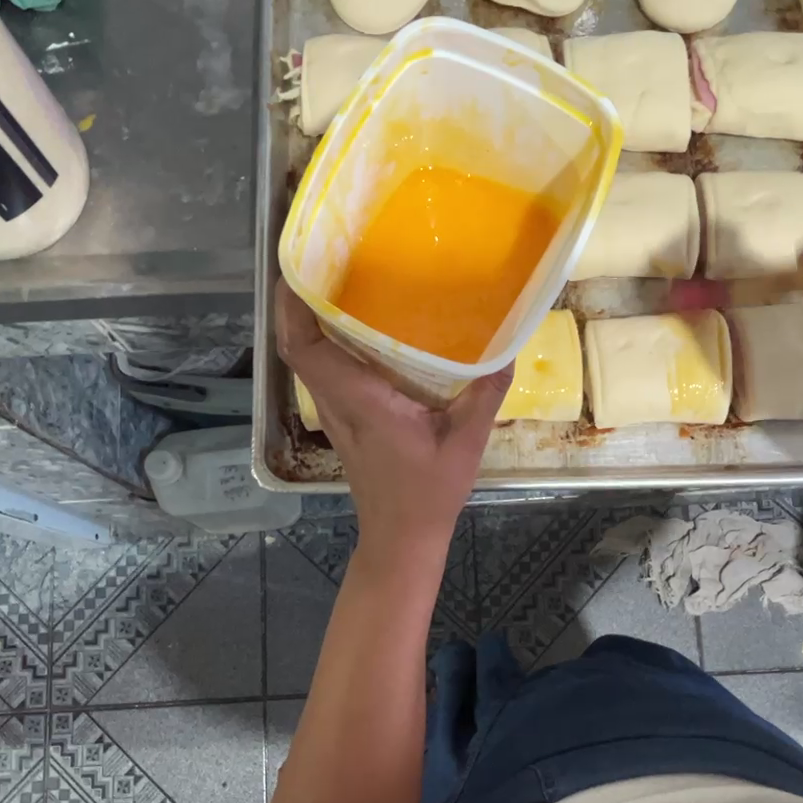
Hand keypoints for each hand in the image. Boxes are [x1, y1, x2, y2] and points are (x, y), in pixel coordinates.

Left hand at [275, 280, 510, 552]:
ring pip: (307, 363)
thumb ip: (485, 395)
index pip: (307, 351)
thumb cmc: (428, 494)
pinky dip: (325, 347)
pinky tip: (356, 334)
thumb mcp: (465, 443)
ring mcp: (335, 416)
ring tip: (336, 287)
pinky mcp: (342, 425)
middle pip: (297, 349)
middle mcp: (338, 405)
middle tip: (322, 264)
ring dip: (309, 325)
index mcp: (362, 402)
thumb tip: (508, 350)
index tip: (301, 268)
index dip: (293, 308)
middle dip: (299, 304)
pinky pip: (323, 375)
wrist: (401, 538)